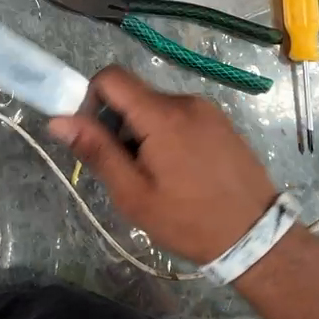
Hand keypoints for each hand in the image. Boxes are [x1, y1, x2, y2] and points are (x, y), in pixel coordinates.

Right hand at [47, 66, 274, 263]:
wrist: (260, 241)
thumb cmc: (190, 221)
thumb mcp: (134, 194)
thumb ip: (96, 151)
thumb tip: (58, 120)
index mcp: (162, 115)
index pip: (110, 77)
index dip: (91, 98)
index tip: (94, 136)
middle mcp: (185, 101)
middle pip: (133, 94)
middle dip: (118, 124)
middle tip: (127, 168)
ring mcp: (207, 110)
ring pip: (155, 106)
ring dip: (143, 131)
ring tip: (156, 175)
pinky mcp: (221, 122)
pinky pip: (179, 115)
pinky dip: (167, 134)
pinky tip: (180, 172)